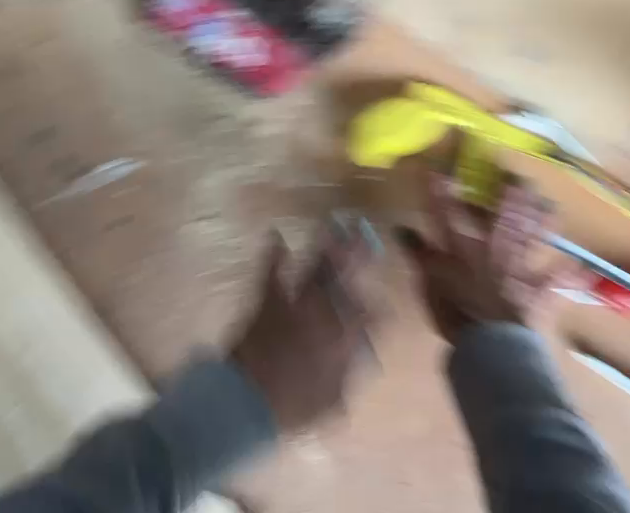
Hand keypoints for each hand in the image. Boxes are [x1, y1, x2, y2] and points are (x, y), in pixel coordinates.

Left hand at [229, 228, 377, 432]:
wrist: (247, 399)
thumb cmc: (292, 408)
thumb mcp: (331, 403)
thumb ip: (346, 378)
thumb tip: (357, 364)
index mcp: (344, 342)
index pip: (370, 317)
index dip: (377, 310)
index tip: (381, 305)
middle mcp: (323, 316)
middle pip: (345, 280)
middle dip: (358, 255)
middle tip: (366, 232)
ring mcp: (294, 304)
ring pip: (315, 269)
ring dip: (327, 245)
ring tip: (337, 222)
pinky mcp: (266, 300)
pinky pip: (271, 271)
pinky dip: (273, 254)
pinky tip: (276, 234)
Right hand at [399, 136, 555, 343]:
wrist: (493, 347)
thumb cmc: (455, 313)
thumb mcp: (428, 283)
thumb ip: (418, 254)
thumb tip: (401, 227)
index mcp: (462, 247)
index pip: (447, 210)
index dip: (442, 187)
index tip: (439, 164)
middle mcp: (493, 250)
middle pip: (503, 215)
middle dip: (510, 193)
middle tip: (517, 175)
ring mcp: (520, 269)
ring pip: (533, 237)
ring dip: (542, 220)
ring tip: (549, 204)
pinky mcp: (541, 291)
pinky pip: (560, 281)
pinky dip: (571, 276)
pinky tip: (582, 269)